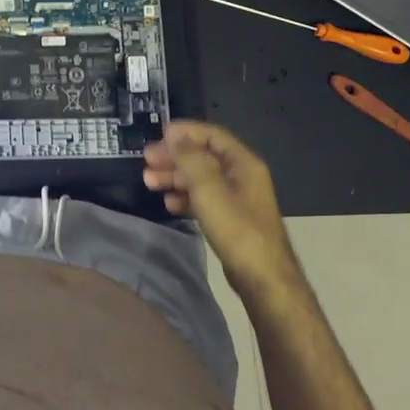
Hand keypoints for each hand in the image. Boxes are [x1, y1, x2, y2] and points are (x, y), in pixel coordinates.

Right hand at [144, 121, 301, 295]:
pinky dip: (185, 197)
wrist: (263, 277)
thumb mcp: (209, 189)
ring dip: (175, 177)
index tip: (158, 134)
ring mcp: (237, 198)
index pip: (212, 134)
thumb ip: (190, 158)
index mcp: (243, 163)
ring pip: (201, 178)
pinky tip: (169, 204)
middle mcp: (242, 176)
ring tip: (149, 182)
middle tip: (147, 160)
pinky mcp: (231, 218)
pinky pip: (204, 198)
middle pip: (204, 156)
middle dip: (174, 156)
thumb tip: (175, 135)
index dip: (185, 131)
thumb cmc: (236, 228)